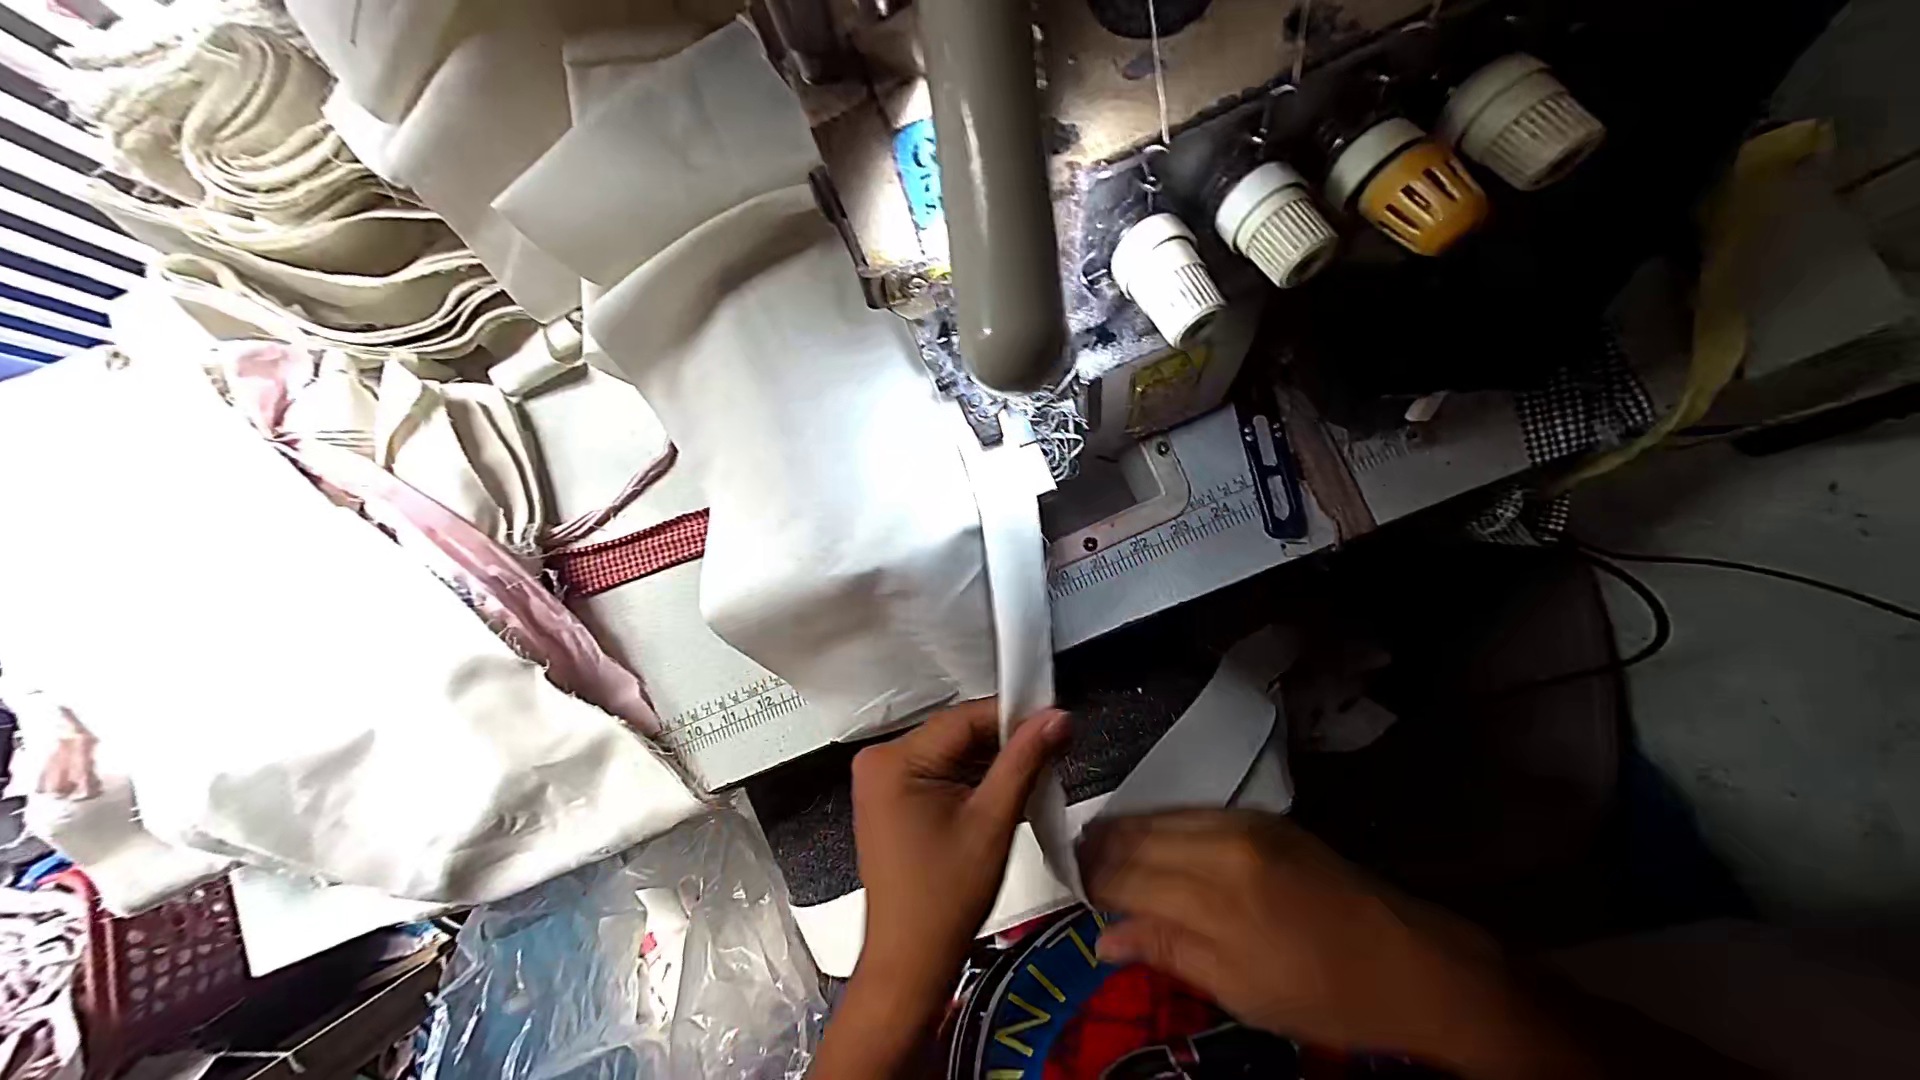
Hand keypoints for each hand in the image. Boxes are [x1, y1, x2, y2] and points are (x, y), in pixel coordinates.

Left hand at [812, 699, 1069, 1078]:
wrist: (911, 959)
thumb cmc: (945, 899)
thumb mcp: (993, 821)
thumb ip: (1025, 760)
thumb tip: (1054, 718)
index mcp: (894, 761)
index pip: (963, 718)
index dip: (1012, 716)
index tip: (1052, 719)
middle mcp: (878, 761)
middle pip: (956, 733)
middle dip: (1003, 741)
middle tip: (1048, 749)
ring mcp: (880, 779)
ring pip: (950, 750)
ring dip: (989, 760)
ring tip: (1030, 773)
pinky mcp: (888, 796)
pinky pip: (937, 769)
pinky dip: (970, 777)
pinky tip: (1000, 789)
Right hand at [1082, 810, 1599, 1079]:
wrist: (1411, 961)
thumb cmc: (1323, 995)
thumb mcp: (1240, 993)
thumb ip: (1166, 952)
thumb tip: (1102, 938)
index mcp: (1216, 903)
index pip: (1128, 879)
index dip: (1093, 879)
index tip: (1070, 883)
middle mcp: (1221, 849)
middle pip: (1138, 840)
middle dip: (1100, 848)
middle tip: (1073, 858)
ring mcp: (1241, 823)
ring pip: (1158, 817)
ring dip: (1123, 829)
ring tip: (1096, 841)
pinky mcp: (1258, 814)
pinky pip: (1189, 810)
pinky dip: (1158, 821)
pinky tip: (1144, 831)